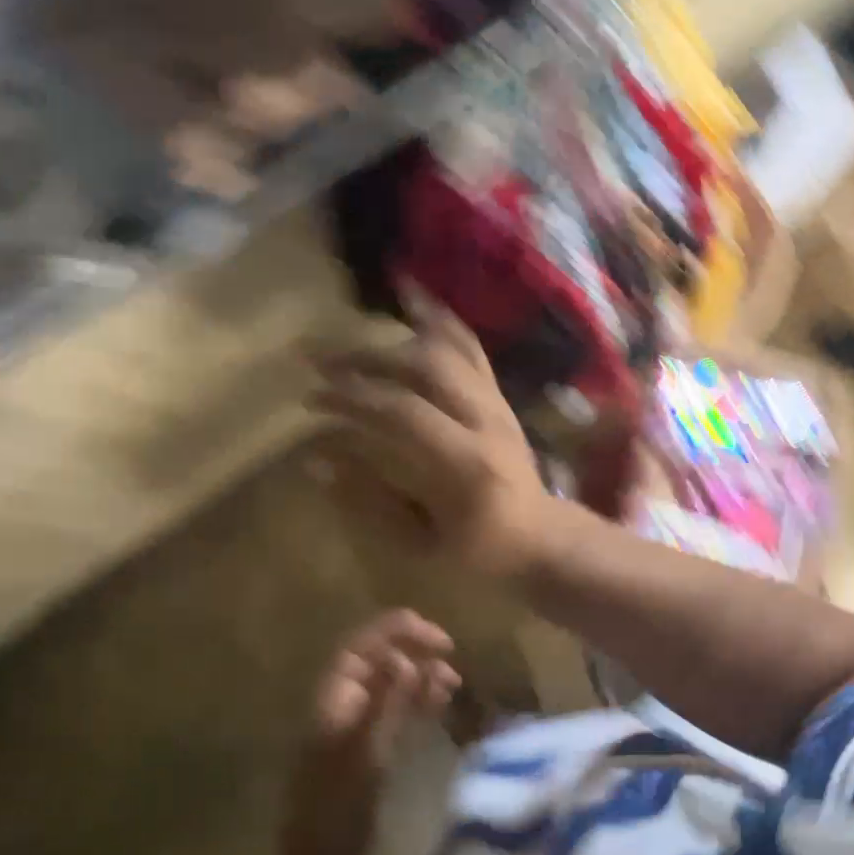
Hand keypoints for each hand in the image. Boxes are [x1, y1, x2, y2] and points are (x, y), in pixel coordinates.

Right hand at [310, 286, 555, 577]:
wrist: (542, 542)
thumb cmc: (478, 555)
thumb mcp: (419, 545)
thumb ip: (370, 501)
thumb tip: (317, 459)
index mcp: (466, 464)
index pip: (403, 413)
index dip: (354, 399)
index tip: (311, 399)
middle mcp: (486, 422)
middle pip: (427, 368)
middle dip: (368, 357)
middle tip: (318, 359)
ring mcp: (498, 405)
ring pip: (453, 349)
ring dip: (404, 329)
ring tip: (365, 305)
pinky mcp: (501, 399)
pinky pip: (472, 350)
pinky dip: (443, 322)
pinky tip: (419, 299)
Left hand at [312, 608, 459, 769]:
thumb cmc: (337, 802)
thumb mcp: (362, 748)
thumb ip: (383, 700)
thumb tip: (404, 658)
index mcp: (332, 695)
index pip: (362, 644)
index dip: (398, 632)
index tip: (438, 640)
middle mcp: (344, 701)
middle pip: (379, 658)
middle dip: (414, 649)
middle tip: (449, 654)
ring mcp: (359, 724)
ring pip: (392, 683)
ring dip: (422, 673)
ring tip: (452, 680)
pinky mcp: (374, 746)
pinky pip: (399, 708)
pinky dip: (420, 698)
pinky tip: (441, 699)